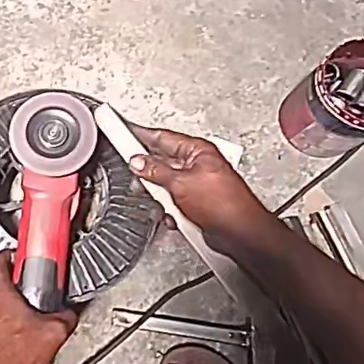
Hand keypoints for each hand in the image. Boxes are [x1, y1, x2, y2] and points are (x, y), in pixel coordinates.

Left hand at [0, 253, 78, 363]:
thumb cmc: (15, 359)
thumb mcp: (54, 333)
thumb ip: (65, 316)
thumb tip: (70, 312)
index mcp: (1, 297)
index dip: (8, 253)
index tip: (18, 252)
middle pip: (2, 285)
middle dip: (20, 285)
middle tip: (35, 288)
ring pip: (1, 306)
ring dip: (16, 307)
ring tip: (34, 317)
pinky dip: (12, 325)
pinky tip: (26, 337)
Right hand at [127, 125, 275, 251]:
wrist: (239, 233)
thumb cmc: (224, 204)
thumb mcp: (181, 183)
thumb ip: (156, 171)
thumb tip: (138, 162)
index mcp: (197, 151)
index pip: (163, 137)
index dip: (141, 134)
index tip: (124, 130)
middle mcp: (198, 165)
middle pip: (162, 162)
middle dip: (149, 173)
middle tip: (137, 176)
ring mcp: (197, 184)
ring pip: (166, 184)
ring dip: (161, 195)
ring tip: (162, 202)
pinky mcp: (196, 203)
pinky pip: (173, 201)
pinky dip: (170, 209)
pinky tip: (173, 214)